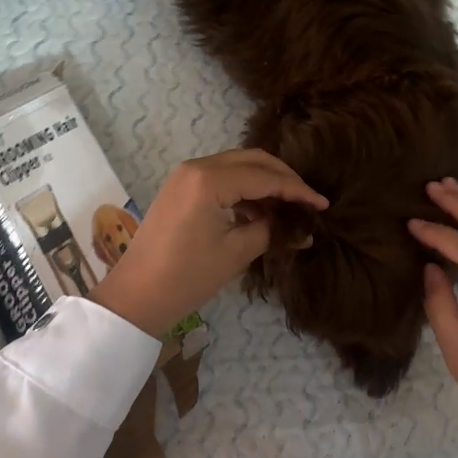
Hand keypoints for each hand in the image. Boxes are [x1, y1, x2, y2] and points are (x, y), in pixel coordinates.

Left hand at [92, 148, 327, 338]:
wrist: (135, 297)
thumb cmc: (186, 276)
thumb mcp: (235, 253)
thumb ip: (271, 232)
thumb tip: (302, 231)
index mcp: (210, 179)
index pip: (264, 176)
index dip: (296, 190)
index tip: (322, 204)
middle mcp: (197, 166)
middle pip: (251, 159)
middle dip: (282, 177)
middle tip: (307, 199)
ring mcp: (186, 175)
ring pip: (236, 165)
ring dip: (263, 181)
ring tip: (288, 208)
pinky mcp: (181, 188)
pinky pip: (221, 177)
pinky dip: (243, 189)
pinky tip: (259, 212)